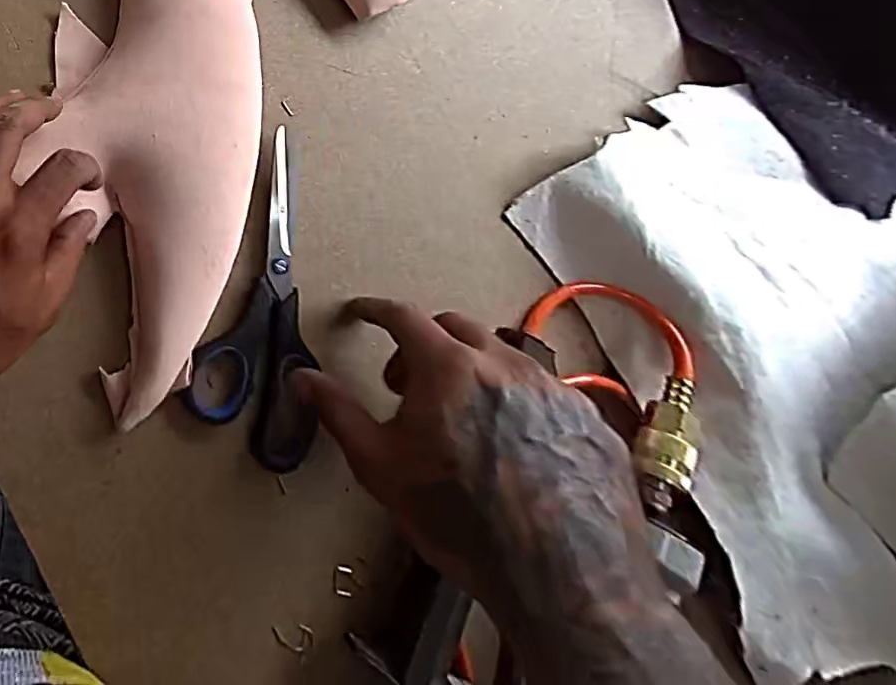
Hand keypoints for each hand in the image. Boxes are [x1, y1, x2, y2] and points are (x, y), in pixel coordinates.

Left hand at [0, 91, 102, 417]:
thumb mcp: (41, 309)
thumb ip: (67, 255)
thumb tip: (83, 217)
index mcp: (14, 235)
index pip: (61, 172)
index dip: (83, 166)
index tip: (86, 175)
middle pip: (6, 128)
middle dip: (35, 108)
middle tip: (50, 107)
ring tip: (13, 100)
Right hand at [293, 299, 674, 668]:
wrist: (566, 587)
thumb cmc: (466, 522)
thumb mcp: (379, 464)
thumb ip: (336, 410)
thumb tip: (303, 378)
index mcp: (449, 367)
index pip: (403, 315)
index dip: (374, 309)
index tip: (362, 312)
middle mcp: (505, 367)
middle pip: (455, 326)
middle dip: (422, 341)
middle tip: (405, 379)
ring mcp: (556, 393)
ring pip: (503, 354)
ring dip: (471, 366)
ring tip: (459, 410)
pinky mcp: (592, 425)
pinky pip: (546, 389)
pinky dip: (515, 396)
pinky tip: (508, 438)